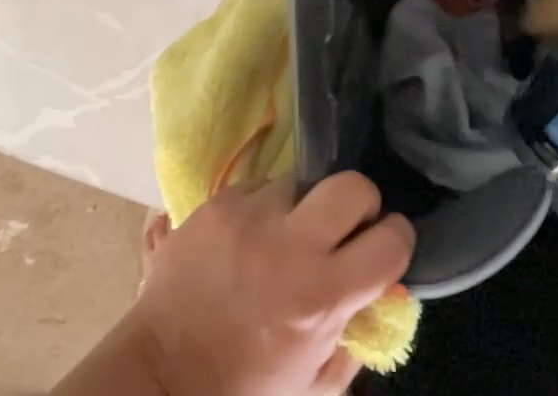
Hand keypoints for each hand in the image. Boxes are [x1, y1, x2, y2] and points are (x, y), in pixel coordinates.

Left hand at [128, 172, 414, 395]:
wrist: (162, 374)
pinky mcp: (217, 204)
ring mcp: (250, 218)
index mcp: (322, 296)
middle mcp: (291, 246)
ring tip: (283, 237)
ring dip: (302, 207)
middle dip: (360, 204)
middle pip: (354, 186)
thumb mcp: (315, 381)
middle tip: (344, 227)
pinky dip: (262, 209)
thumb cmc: (244, 386)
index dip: (396, 240)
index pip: (392, 241)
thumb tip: (381, 294)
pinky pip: (259, 188)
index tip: (384, 246)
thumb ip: (356, 337)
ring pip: (302, 182)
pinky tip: (248, 239)